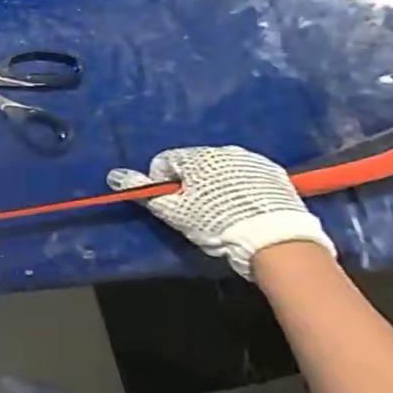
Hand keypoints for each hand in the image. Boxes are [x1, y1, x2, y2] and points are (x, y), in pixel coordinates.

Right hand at [108, 146, 334, 278]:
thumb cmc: (215, 222)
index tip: (172, 203)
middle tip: (195, 208)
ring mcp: (254, 162)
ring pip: (220, 170)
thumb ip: (142, 190)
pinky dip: (238, 187)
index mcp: (197, 157)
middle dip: (190, 182)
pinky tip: (242, 206)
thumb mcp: (172, 210)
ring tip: (221, 209)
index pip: (163, 162)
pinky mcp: (277, 175)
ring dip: (214, 184)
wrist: (276, 240)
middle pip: (193, 164)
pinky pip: (245, 176)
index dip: (162, 183)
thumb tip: (115, 175)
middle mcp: (225, 152)